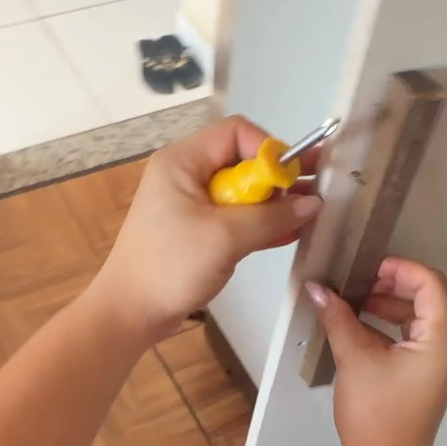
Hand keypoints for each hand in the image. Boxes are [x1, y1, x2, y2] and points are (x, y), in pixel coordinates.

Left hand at [90, 116, 321, 339]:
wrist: (131, 312)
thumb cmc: (170, 266)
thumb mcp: (226, 237)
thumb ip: (272, 217)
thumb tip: (313, 204)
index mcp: (183, 161)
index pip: (236, 133)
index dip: (268, 150)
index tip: (291, 179)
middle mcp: (187, 175)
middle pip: (242, 161)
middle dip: (278, 178)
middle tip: (315, 192)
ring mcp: (192, 205)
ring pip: (242, 193)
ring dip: (274, 204)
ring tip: (310, 213)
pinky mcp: (198, 232)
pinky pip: (236, 218)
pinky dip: (261, 223)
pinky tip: (291, 232)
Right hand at [307, 257, 446, 445]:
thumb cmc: (378, 420)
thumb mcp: (355, 361)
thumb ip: (338, 319)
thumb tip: (318, 289)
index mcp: (441, 340)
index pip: (430, 284)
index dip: (399, 269)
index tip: (366, 268)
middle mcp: (446, 346)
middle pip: (425, 297)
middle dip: (389, 284)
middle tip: (354, 283)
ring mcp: (435, 361)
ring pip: (415, 316)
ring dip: (384, 304)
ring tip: (348, 303)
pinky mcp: (421, 374)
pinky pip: (407, 336)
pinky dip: (384, 325)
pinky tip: (354, 327)